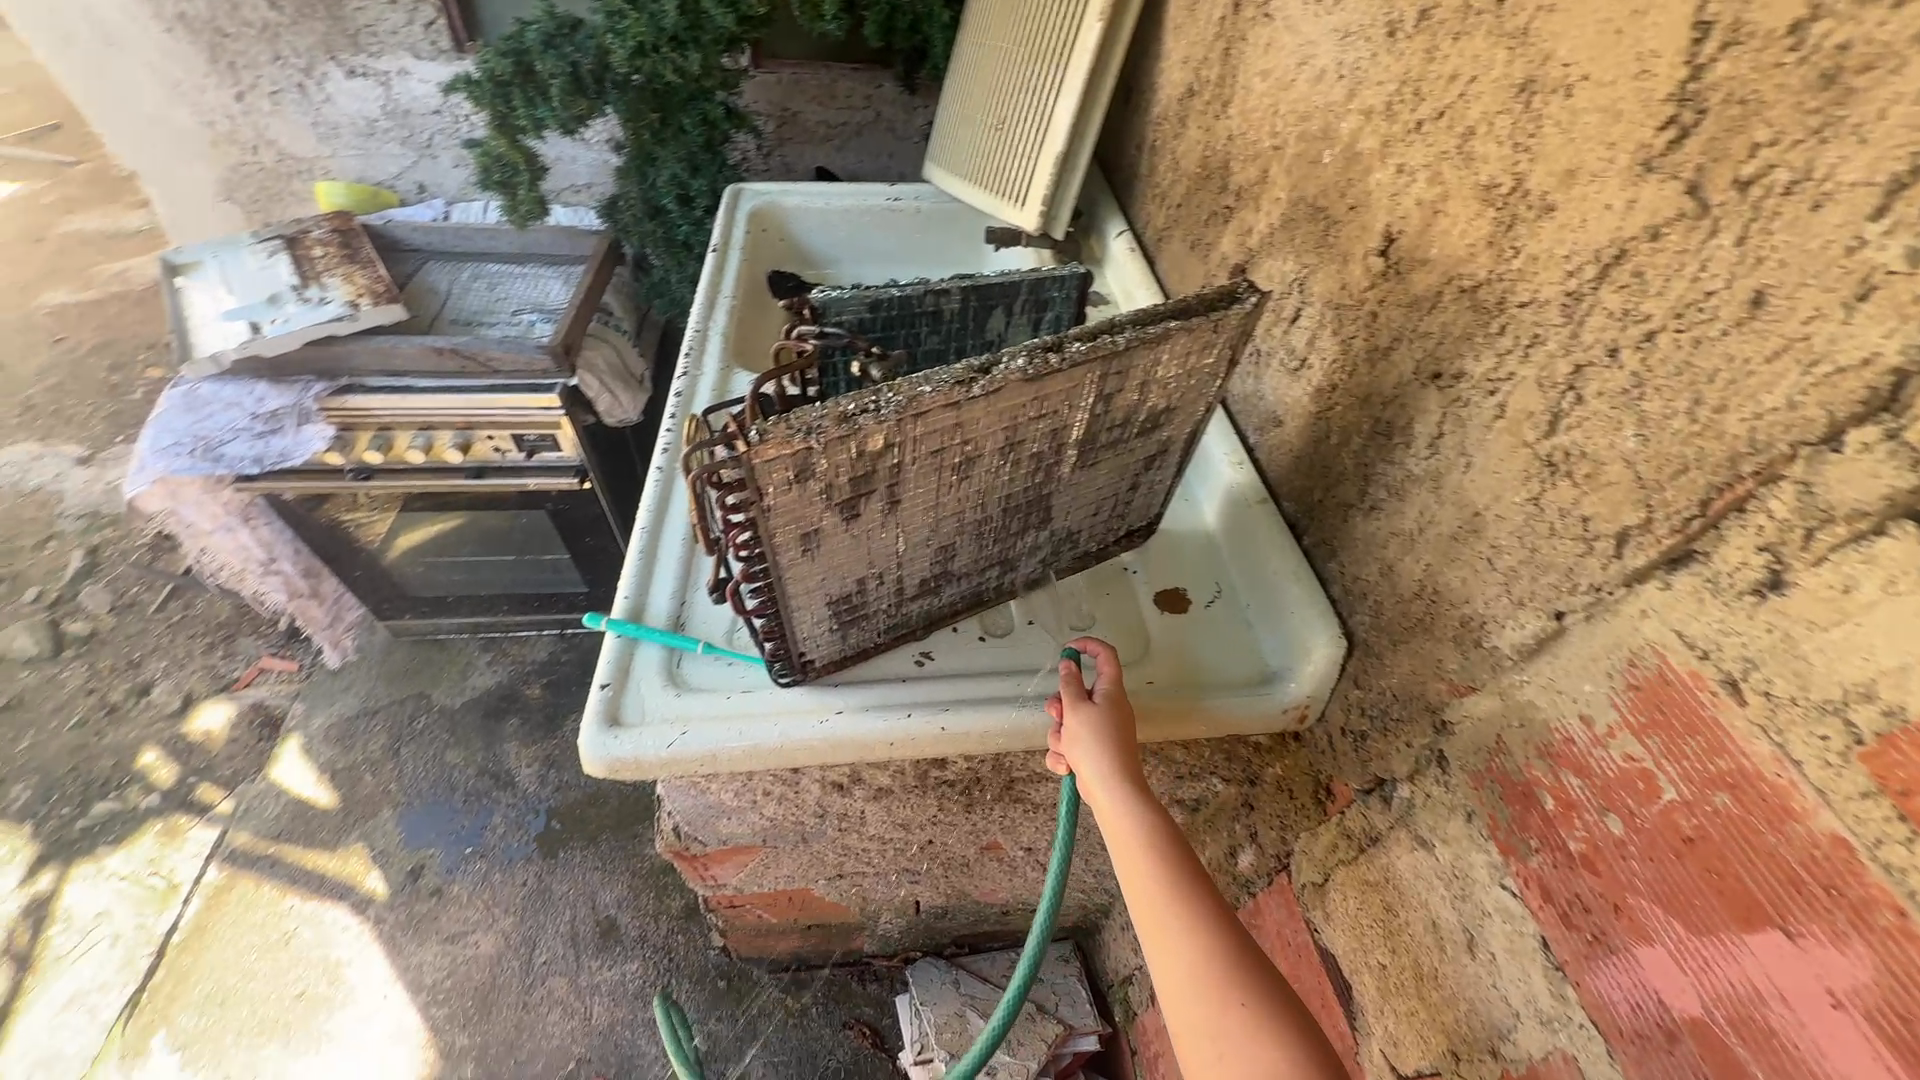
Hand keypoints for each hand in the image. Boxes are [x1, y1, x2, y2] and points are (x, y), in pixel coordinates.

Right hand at [1045, 637, 1150, 810]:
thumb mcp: (1076, 710)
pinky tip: (1067, 765)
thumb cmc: (1096, 745)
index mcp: (1110, 691)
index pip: (1105, 655)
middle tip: (1058, 716)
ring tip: (1066, 748)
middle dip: (1060, 705)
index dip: (1087, 646)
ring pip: (1068, 720)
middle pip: (1077, 692)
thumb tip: (1068, 663)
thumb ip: (1068, 684)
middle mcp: (1107, 707)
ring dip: (1060, 734)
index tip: (1066, 650)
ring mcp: (1100, 729)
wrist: (1111, 790)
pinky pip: (1070, 743)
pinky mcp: (1092, 749)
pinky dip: (1064, 753)